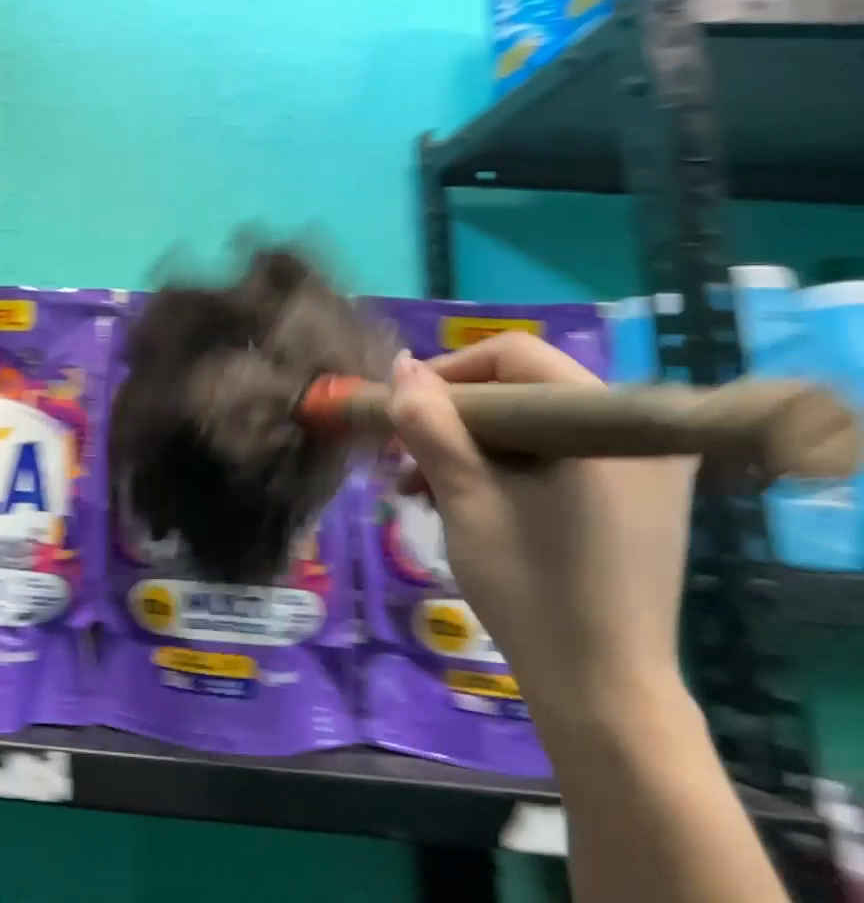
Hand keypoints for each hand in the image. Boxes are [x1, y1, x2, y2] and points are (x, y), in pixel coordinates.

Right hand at [386, 333, 697, 720]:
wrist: (599, 683)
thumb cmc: (531, 582)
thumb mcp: (466, 496)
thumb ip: (431, 425)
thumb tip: (400, 367)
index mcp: (607, 422)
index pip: (515, 356)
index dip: (445, 375)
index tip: (399, 416)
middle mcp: (633, 435)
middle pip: (522, 392)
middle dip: (451, 420)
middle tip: (403, 459)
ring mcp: (639, 472)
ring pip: (531, 430)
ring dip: (467, 448)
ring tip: (420, 489)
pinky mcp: (631, 505)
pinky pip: (554, 462)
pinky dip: (500, 472)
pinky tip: (461, 504)